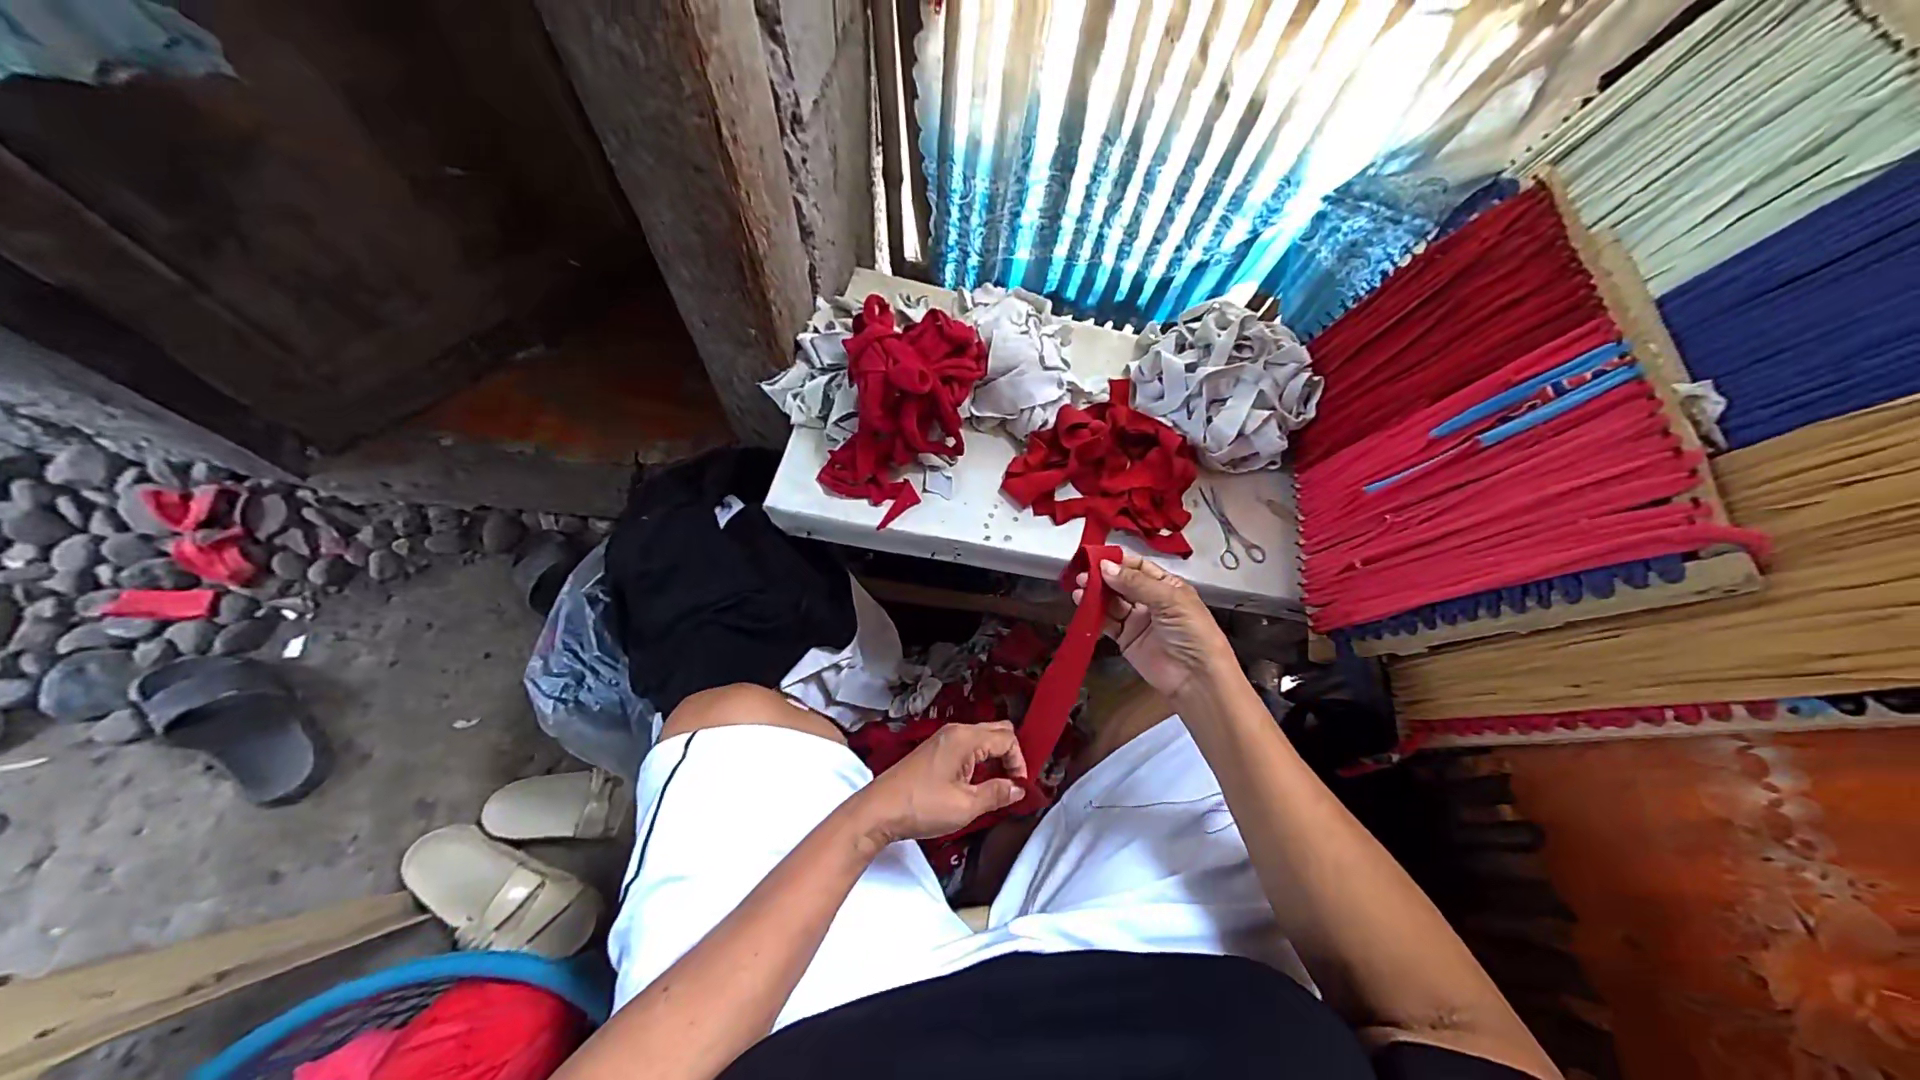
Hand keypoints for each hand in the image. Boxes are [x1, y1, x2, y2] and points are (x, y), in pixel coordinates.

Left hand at [849, 721, 1027, 845]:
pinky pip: (967, 746)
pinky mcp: (934, 750)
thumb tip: (1018, 789)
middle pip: (997, 731)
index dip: (1019, 762)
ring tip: (997, 787)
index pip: (1007, 739)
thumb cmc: (921, 806)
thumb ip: (997, 794)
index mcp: (965, 738)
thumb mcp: (966, 806)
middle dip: (1010, 755)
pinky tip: (976, 783)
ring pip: (982, 738)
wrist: (879, 810)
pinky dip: (979, 760)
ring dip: (994, 758)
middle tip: (1013, 783)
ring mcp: (943, 739)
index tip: (1019, 787)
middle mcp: (955, 731)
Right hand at [1074, 553, 1233, 700]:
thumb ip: (1135, 583)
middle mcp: (1150, 600)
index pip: (1138, 567)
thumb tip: (1104, 567)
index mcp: (1167, 586)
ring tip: (1080, 589)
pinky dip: (1094, 615)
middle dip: (1102, 578)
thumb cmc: (1192, 632)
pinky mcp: (1126, 639)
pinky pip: (1107, 623)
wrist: (1196, 678)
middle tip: (1084, 575)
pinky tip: (1083, 606)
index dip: (1118, 562)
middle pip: (1121, 583)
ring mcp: (1137, 620)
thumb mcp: (1169, 600)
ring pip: (1111, 602)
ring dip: (1095, 595)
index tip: (1097, 559)